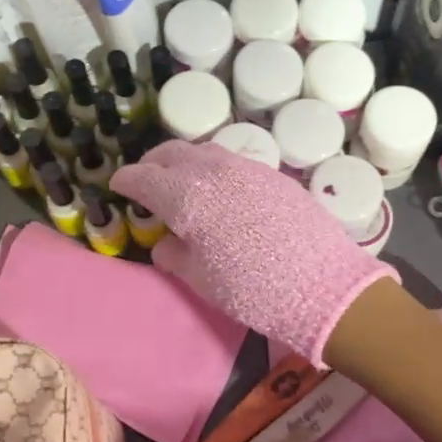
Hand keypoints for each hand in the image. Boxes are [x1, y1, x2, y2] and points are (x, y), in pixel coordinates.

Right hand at [111, 140, 396, 365]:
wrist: (322, 285)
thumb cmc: (253, 289)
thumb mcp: (202, 280)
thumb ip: (175, 256)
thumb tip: (165, 244)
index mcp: (186, 196)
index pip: (144, 177)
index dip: (126, 181)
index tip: (118, 186)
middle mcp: (213, 171)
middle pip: (172, 153)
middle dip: (153, 165)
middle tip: (146, 181)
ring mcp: (247, 169)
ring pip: (203, 152)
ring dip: (184, 162)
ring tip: (181, 183)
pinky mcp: (273, 176)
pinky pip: (231, 162)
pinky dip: (213, 169)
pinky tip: (219, 192)